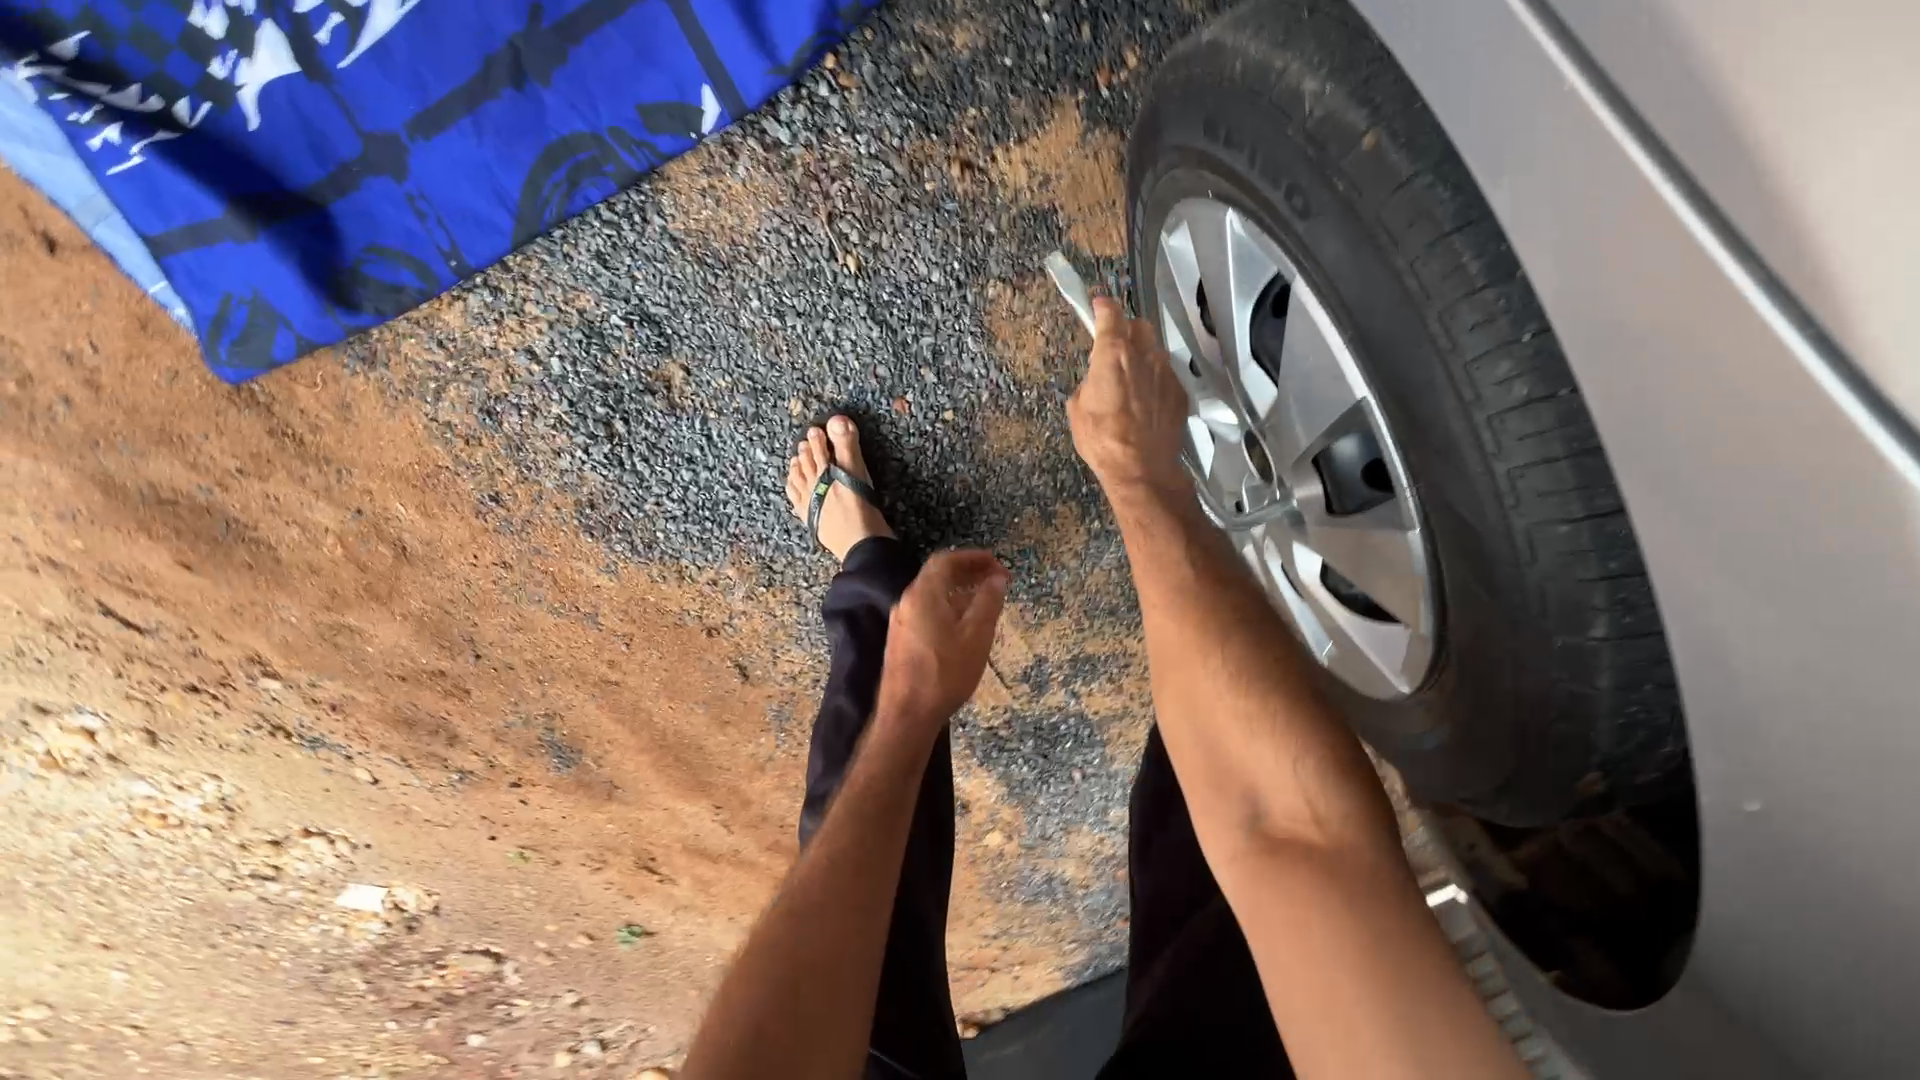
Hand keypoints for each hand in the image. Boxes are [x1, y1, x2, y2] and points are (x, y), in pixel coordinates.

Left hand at [877, 550, 1010, 738]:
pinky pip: (926, 613)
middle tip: (996, 580)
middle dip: (968, 573)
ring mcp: (901, 623)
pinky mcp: (900, 641)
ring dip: (959, 592)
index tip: (997, 564)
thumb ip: (988, 602)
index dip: (973, 557)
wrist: (906, 714)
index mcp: (923, 594)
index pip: (946, 560)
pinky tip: (964, 627)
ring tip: (986, 602)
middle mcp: (907, 602)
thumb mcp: (976, 636)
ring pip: (932, 596)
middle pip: (937, 576)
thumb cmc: (945, 673)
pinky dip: (948, 609)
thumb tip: (997, 578)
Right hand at [1067, 296, 1192, 502]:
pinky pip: (1166, 374)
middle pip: (1138, 325)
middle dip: (1125, 330)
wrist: (1143, 468)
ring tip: (1131, 378)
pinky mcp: (1180, 392)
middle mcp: (1144, 355)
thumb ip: (1088, 383)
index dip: (1103, 306)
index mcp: (1113, 354)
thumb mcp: (1078, 409)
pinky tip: (1146, 401)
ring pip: (1155, 349)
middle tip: (1114, 346)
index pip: (1110, 314)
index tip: (1098, 305)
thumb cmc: (1103, 439)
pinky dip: (1155, 379)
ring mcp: (1166, 372)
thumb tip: (1096, 381)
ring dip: (1142, 355)